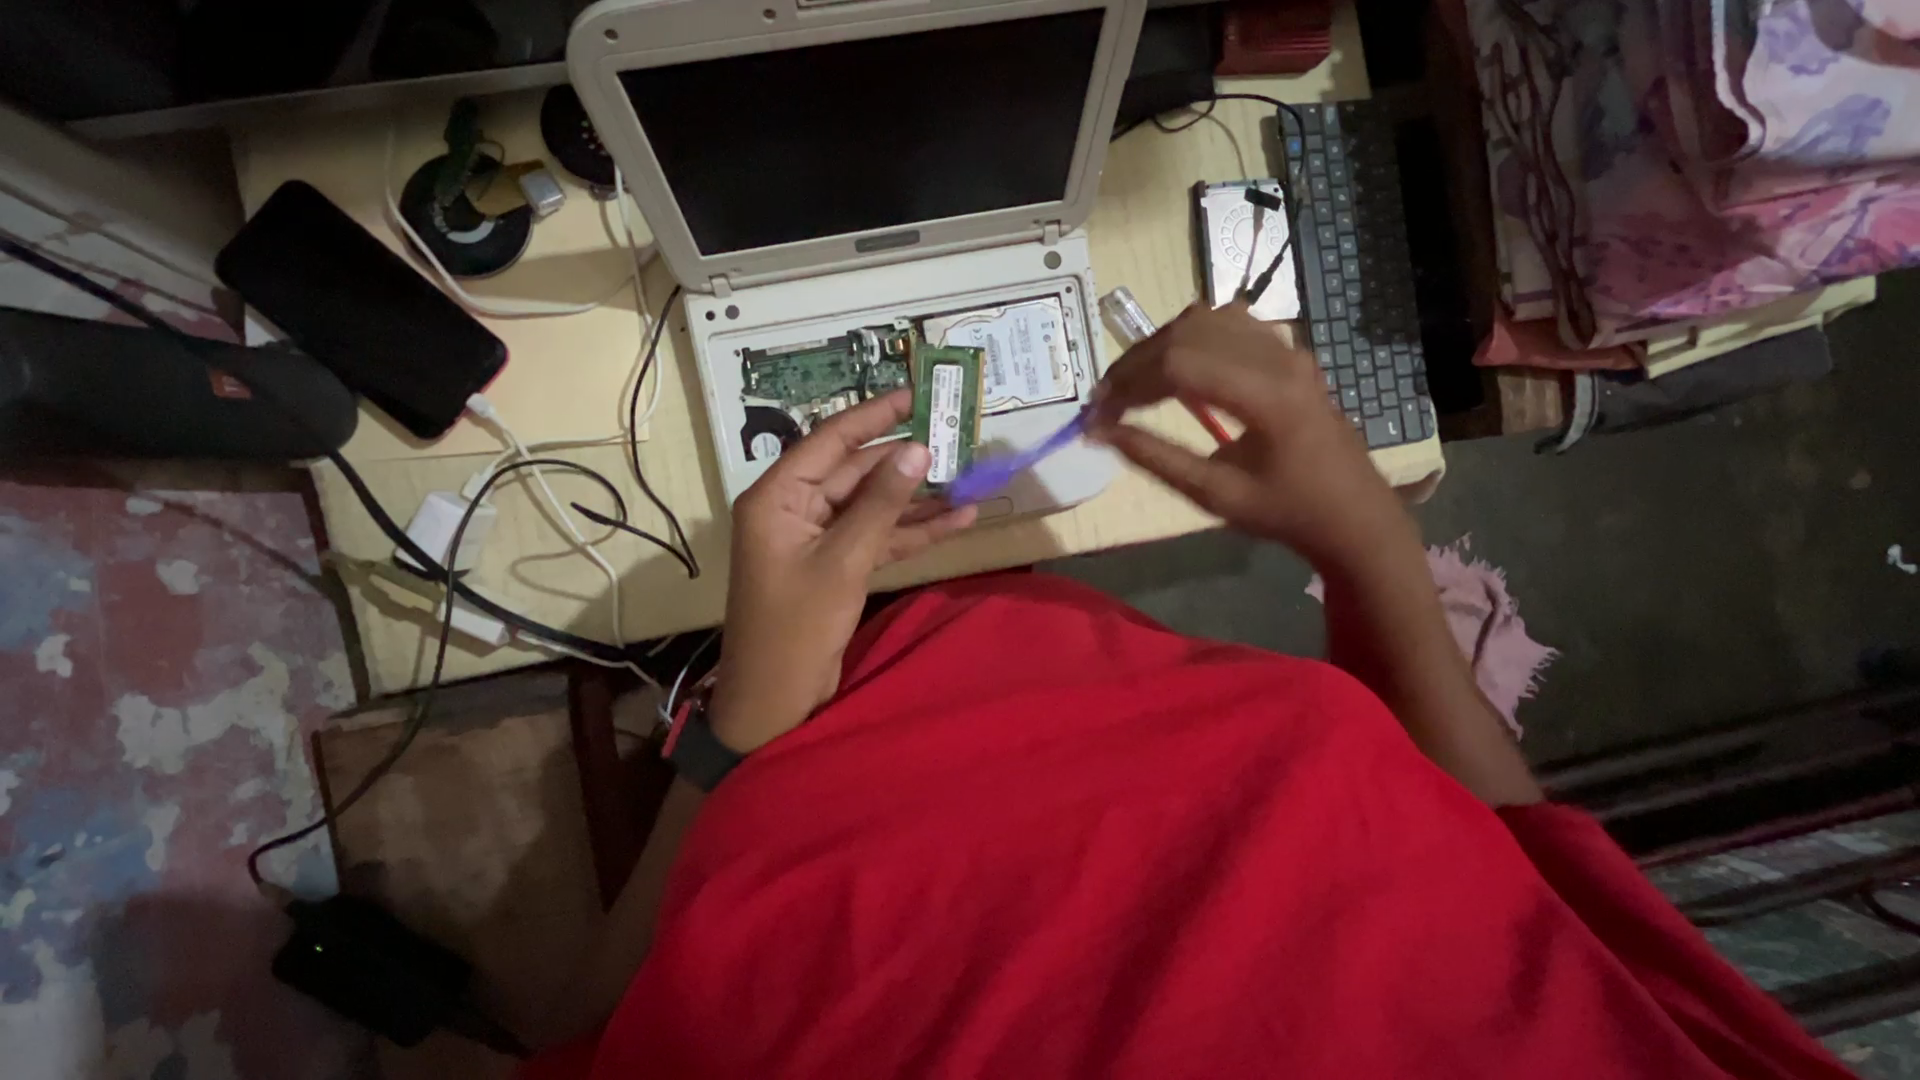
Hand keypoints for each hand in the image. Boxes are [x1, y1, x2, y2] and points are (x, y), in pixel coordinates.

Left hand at [709, 389, 976, 752]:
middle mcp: (796, 508)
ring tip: (969, 478)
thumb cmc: (796, 627)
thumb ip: (881, 504)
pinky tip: (958, 521)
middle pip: (856, 471)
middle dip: (906, 460)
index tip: (916, 393)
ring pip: (873, 506)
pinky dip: (912, 533)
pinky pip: (877, 538)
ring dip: (917, 499)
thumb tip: (918, 450)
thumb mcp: (842, 561)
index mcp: (779, 496)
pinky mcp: (837, 566)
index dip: (875, 415)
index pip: (831, 440)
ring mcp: (818, 539)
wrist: (774, 701)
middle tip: (957, 438)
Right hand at [1088, 300, 1411, 569]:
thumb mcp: (1215, 495)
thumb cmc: (1285, 513)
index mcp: (1267, 398)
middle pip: (1188, 333)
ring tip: (1133, 384)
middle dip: (1136, 363)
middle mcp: (1279, 359)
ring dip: (1160, 345)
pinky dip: (1189, 338)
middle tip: (1105, 401)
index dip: (1129, 384)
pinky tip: (1173, 368)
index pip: (1180, 364)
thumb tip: (1100, 433)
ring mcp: (1286, 350)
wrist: (1354, 515)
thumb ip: (1155, 458)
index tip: (1097, 414)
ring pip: (1206, 320)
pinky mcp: (1287, 352)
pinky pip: (1229, 324)